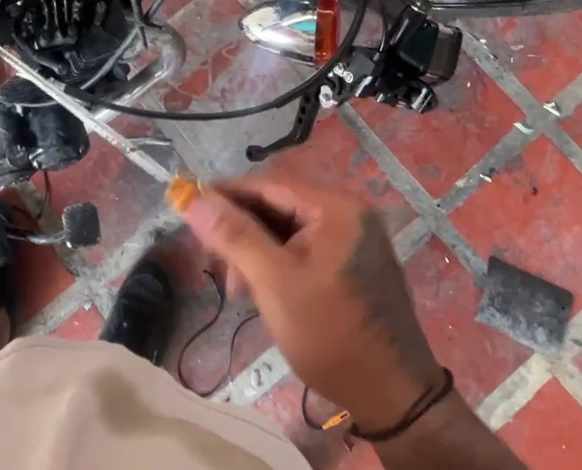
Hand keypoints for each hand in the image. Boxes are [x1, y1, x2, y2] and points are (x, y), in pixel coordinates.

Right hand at [181, 177, 441, 431]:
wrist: (394, 395)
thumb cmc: (330, 333)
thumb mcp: (274, 282)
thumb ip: (233, 235)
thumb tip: (192, 197)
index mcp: (336, 207)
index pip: (267, 185)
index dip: (225, 196)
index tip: (187, 212)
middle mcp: (349, 213)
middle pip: (278, 206)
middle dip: (241, 232)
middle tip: (216, 266)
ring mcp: (355, 239)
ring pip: (288, 230)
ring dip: (257, 251)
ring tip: (238, 288)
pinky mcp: (354, 264)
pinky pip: (305, 249)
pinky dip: (278, 264)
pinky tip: (263, 290)